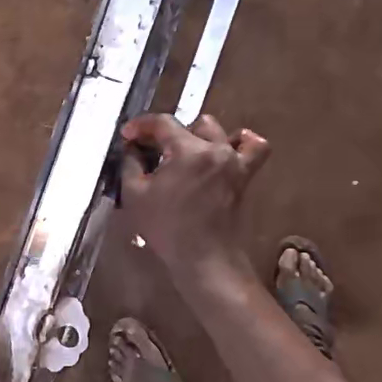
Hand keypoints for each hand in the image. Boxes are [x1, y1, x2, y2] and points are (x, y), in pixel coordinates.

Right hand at [119, 113, 270, 271]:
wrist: (205, 259)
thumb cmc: (168, 228)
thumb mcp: (135, 194)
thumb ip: (131, 163)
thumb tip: (132, 148)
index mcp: (189, 150)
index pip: (163, 123)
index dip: (141, 125)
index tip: (128, 135)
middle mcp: (216, 149)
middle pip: (191, 125)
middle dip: (168, 134)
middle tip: (152, 151)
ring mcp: (234, 161)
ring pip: (218, 132)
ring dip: (198, 136)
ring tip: (185, 154)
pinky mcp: (245, 176)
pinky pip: (253, 148)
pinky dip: (241, 144)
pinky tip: (225, 151)